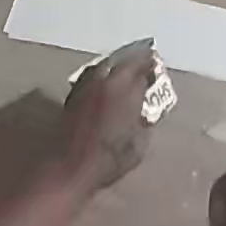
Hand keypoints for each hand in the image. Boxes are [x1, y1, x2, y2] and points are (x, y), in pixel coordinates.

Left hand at [57, 40, 159, 192]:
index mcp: (129, 90)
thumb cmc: (108, 159)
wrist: (70, 166)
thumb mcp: (138, 146)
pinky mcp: (74, 92)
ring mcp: (89, 84)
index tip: (156, 68)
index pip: (144, 69)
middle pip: (125, 60)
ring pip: (107, 63)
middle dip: (136, 59)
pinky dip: (101, 72)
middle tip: (143, 60)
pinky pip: (92, 73)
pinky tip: (103, 79)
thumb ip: (144, 124)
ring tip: (124, 66)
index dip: (152, 68)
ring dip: (117, 62)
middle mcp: (109, 80)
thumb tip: (144, 117)